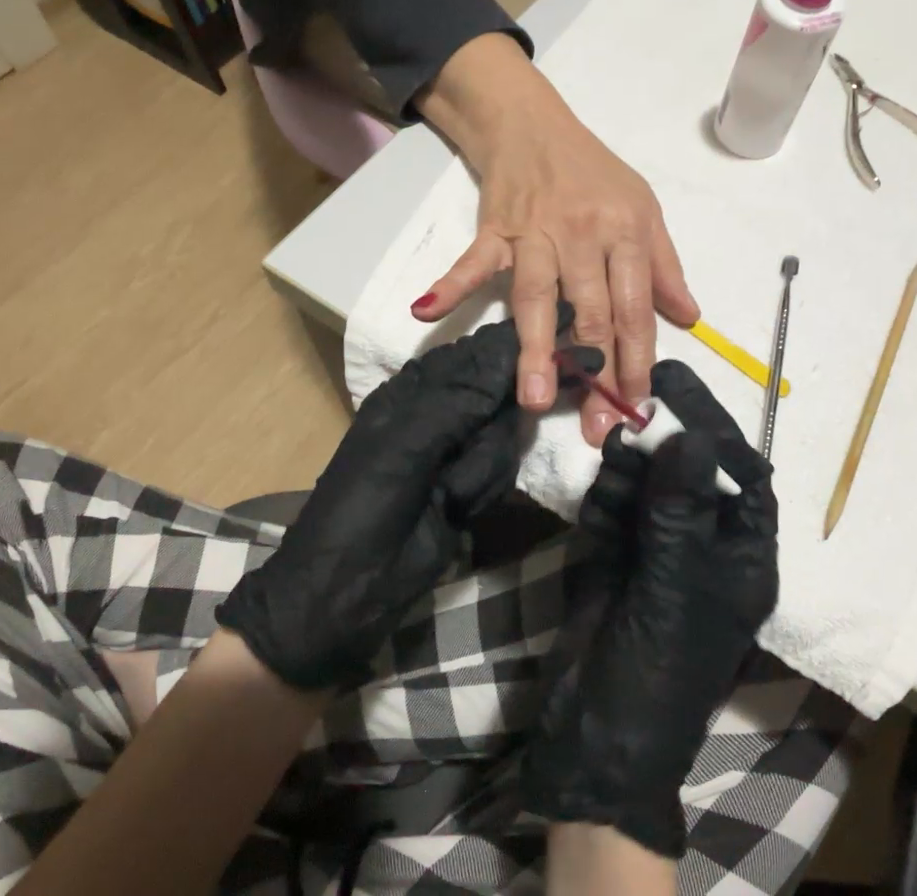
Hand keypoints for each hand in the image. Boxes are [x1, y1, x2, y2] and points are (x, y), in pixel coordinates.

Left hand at [217, 311, 593, 692]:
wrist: (347, 589)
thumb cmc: (363, 505)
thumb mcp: (406, 444)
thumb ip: (460, 398)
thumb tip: (510, 352)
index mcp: (412, 393)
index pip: (474, 356)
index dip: (516, 345)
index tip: (568, 327)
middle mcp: (439, 415)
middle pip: (499, 396)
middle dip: (503, 419)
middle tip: (500, 440)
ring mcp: (457, 455)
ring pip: (505, 438)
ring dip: (484, 465)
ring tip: (450, 493)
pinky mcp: (470, 490)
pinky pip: (500, 472)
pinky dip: (483, 487)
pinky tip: (456, 507)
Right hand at [414, 34, 700, 446]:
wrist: (534, 125)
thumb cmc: (595, 175)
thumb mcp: (644, 210)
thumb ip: (664, 267)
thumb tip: (689, 319)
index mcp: (626, 232)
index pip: (635, 307)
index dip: (637, 359)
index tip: (635, 406)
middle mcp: (583, 235)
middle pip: (591, 312)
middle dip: (595, 372)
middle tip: (594, 426)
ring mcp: (535, 232)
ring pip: (537, 296)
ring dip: (536, 347)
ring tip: (536, 398)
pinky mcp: (494, 229)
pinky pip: (474, 261)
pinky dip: (451, 283)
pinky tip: (426, 312)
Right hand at [523, 361, 778, 857]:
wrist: (595, 737)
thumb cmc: (658, 667)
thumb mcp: (675, 585)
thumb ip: (680, 509)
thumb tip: (693, 435)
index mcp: (741, 557)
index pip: (742, 477)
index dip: (715, 430)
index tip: (678, 387)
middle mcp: (701, 547)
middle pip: (689, 476)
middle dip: (663, 441)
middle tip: (631, 394)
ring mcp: (653, 553)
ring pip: (646, 488)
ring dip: (629, 464)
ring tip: (612, 438)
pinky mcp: (610, 560)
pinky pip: (612, 511)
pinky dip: (605, 493)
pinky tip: (598, 480)